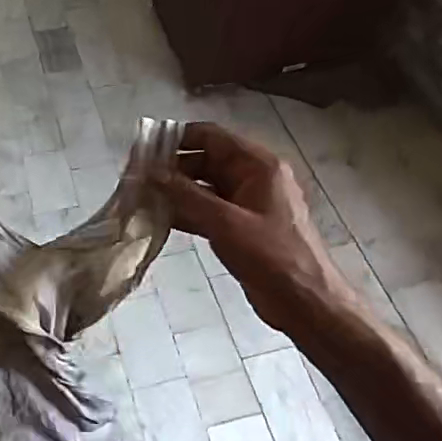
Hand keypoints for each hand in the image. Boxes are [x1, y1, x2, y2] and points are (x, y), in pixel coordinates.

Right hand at [153, 122, 361, 337]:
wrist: (306, 304)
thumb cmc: (272, 257)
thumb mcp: (226, 223)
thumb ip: (186, 195)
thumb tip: (150, 172)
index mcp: (258, 164)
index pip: (210, 136)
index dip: (176, 139)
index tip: (143, 150)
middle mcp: (252, 176)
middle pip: (204, 160)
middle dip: (171, 168)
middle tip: (135, 179)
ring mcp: (246, 202)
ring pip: (203, 186)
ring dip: (175, 192)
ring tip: (139, 198)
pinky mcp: (240, 226)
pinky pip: (207, 209)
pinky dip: (185, 212)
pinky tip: (158, 219)